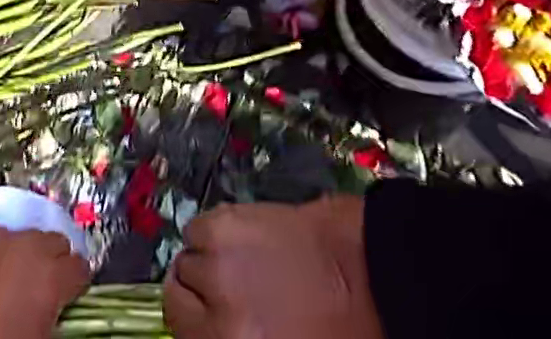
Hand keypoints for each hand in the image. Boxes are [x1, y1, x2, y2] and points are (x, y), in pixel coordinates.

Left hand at [0, 229, 89, 338]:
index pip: (81, 267)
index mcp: (49, 277)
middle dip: (59, 261)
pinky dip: (5, 252)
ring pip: (27, 236)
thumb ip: (53, 324)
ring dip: (31, 253)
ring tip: (24, 283)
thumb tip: (56, 316)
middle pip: (56, 241)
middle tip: (53, 290)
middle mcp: (25, 248)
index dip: (81, 283)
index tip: (76, 298)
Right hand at [165, 197, 384, 338]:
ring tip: (240, 267)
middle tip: (228, 297)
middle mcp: (218, 311)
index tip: (211, 323)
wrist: (374, 276)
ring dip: (206, 263)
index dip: (195, 328)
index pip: (178, 329)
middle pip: (176, 299)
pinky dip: (212, 236)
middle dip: (197, 299)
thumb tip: (216, 327)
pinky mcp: (226, 221)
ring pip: (187, 258)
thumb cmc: (345, 335)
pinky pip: (198, 229)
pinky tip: (242, 243)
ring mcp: (218, 263)